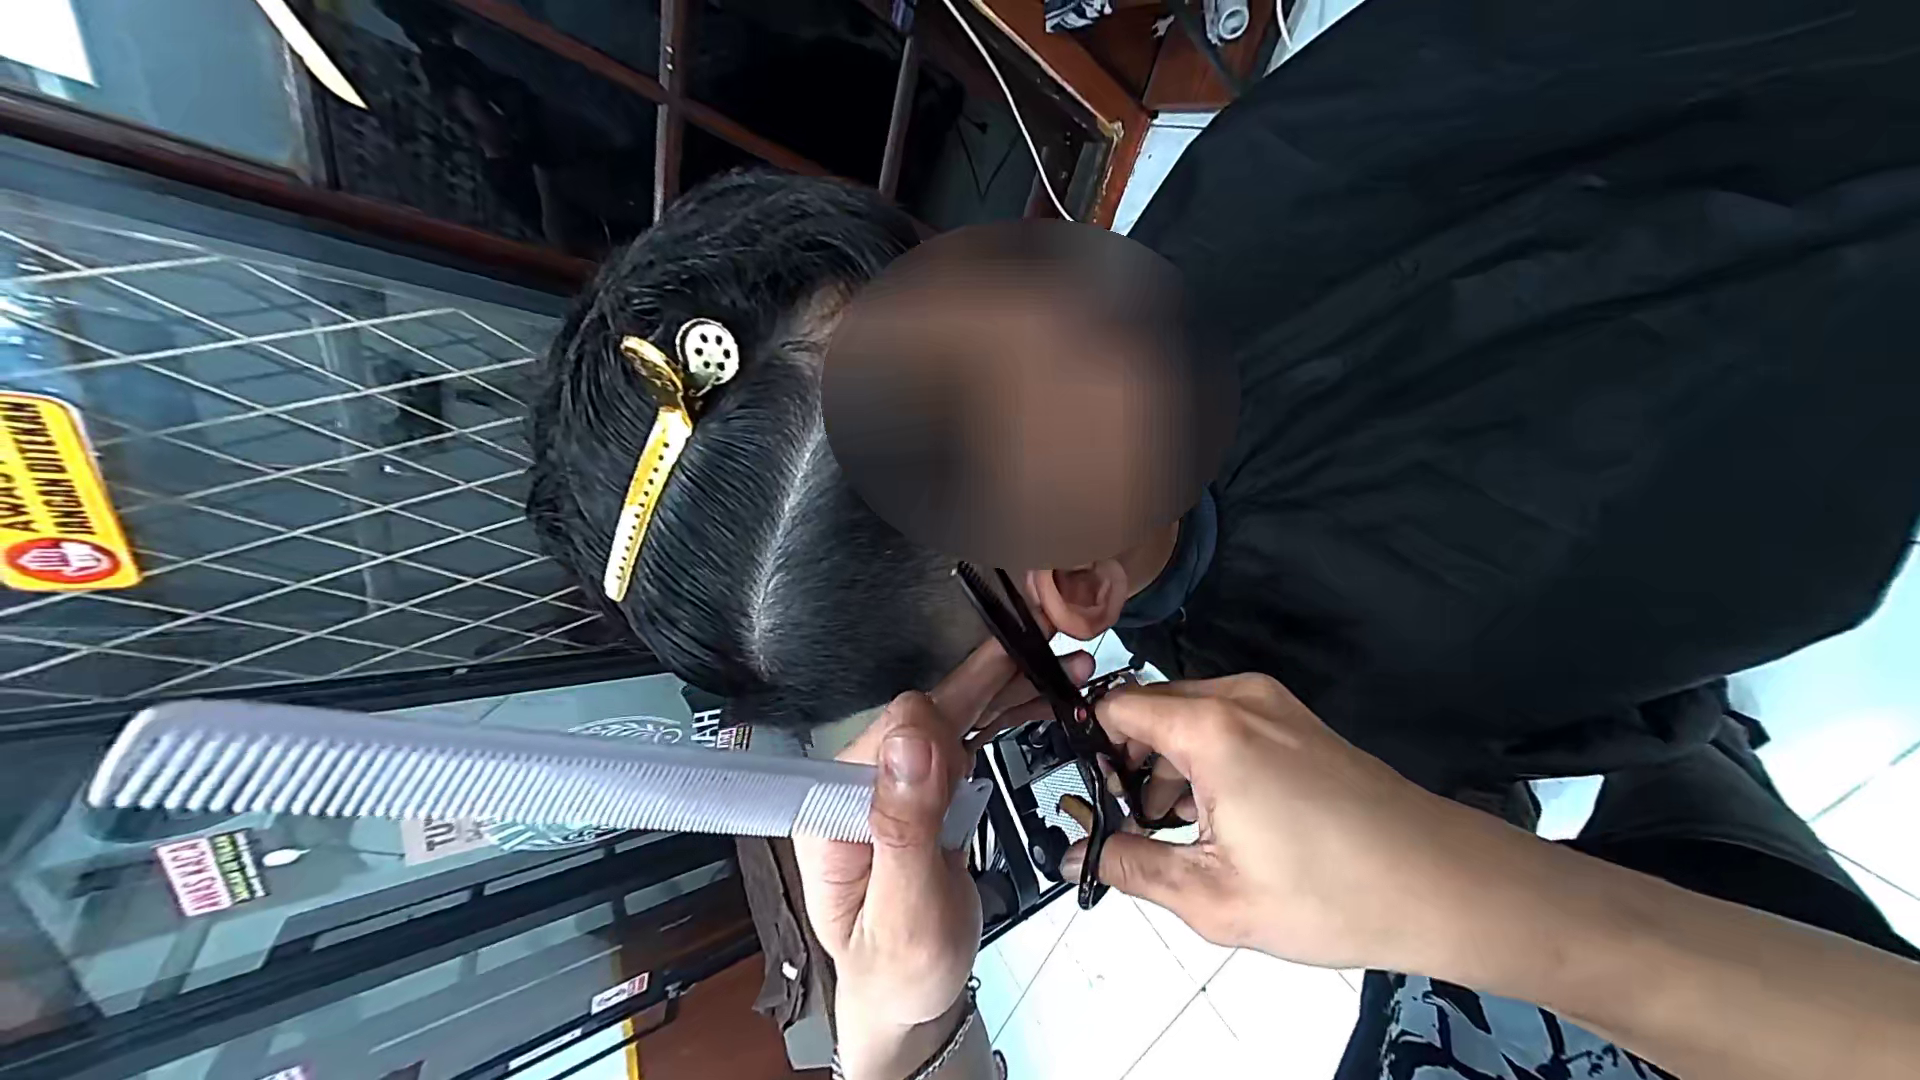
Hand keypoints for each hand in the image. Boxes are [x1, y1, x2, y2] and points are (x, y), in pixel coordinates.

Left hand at [793, 640, 1090, 1079]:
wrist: (910, 994)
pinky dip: (1004, 714)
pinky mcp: (926, 782)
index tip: (1012, 669)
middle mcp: (863, 778)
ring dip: (1007, 687)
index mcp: (835, 806)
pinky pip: (967, 736)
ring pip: (953, 714)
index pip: (893, 731)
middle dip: (992, 675)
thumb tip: (912, 737)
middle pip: (929, 710)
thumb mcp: (904, 915)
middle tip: (1047, 642)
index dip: (955, 701)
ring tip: (1059, 669)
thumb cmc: (899, 971)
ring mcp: (897, 776)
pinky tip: (1037, 698)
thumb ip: (903, 826)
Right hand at [1063, 674, 1492, 971]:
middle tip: (1139, 820)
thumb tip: (1073, 856)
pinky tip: (1223, 810)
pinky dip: (1202, 753)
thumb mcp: (1214, 897)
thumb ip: (1128, 867)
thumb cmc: (1332, 893)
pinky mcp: (1290, 714)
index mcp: (1209, 728)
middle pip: (1147, 707)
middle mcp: (1235, 695)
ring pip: (1183, 713)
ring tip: (1183, 825)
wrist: (1448, 885)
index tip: (1099, 795)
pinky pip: (1220, 718)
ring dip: (1167, 759)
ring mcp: (1268, 700)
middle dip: (1129, 758)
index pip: (1115, 705)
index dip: (1094, 746)